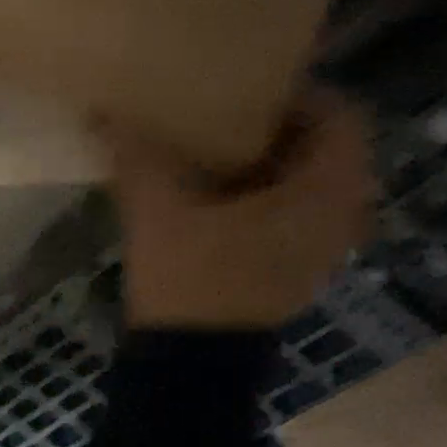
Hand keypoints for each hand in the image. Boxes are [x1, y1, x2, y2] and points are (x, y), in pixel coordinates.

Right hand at [106, 91, 377, 329]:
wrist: (190, 355)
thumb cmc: (190, 276)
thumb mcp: (156, 210)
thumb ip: (137, 157)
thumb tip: (106, 114)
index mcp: (326, 189)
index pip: (335, 115)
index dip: (288, 95)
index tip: (233, 91)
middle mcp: (339, 210)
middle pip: (315, 147)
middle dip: (263, 128)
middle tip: (207, 117)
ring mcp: (319, 241)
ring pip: (296, 180)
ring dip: (252, 163)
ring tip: (196, 153)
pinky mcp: (291, 263)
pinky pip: (283, 210)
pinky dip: (249, 194)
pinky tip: (198, 196)